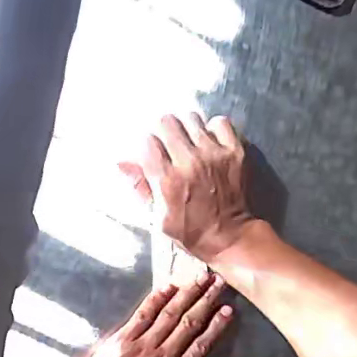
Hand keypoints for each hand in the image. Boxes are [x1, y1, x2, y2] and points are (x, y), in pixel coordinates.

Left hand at [62, 273, 235, 356]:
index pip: (201, 345)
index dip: (216, 326)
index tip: (227, 310)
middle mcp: (163, 354)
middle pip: (189, 323)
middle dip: (206, 301)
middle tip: (219, 282)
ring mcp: (142, 344)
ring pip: (169, 315)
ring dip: (186, 294)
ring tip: (200, 278)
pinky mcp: (122, 339)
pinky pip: (142, 315)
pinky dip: (155, 300)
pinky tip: (167, 287)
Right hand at [119, 113, 257, 263]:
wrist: (230, 237)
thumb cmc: (190, 232)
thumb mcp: (158, 216)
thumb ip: (142, 187)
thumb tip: (121, 162)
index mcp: (167, 180)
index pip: (148, 142)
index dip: (148, 147)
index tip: (152, 155)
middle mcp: (189, 162)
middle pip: (168, 123)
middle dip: (164, 133)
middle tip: (170, 146)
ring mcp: (214, 154)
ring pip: (192, 119)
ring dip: (187, 129)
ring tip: (190, 143)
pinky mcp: (235, 152)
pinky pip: (220, 123)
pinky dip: (213, 129)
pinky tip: (211, 142)